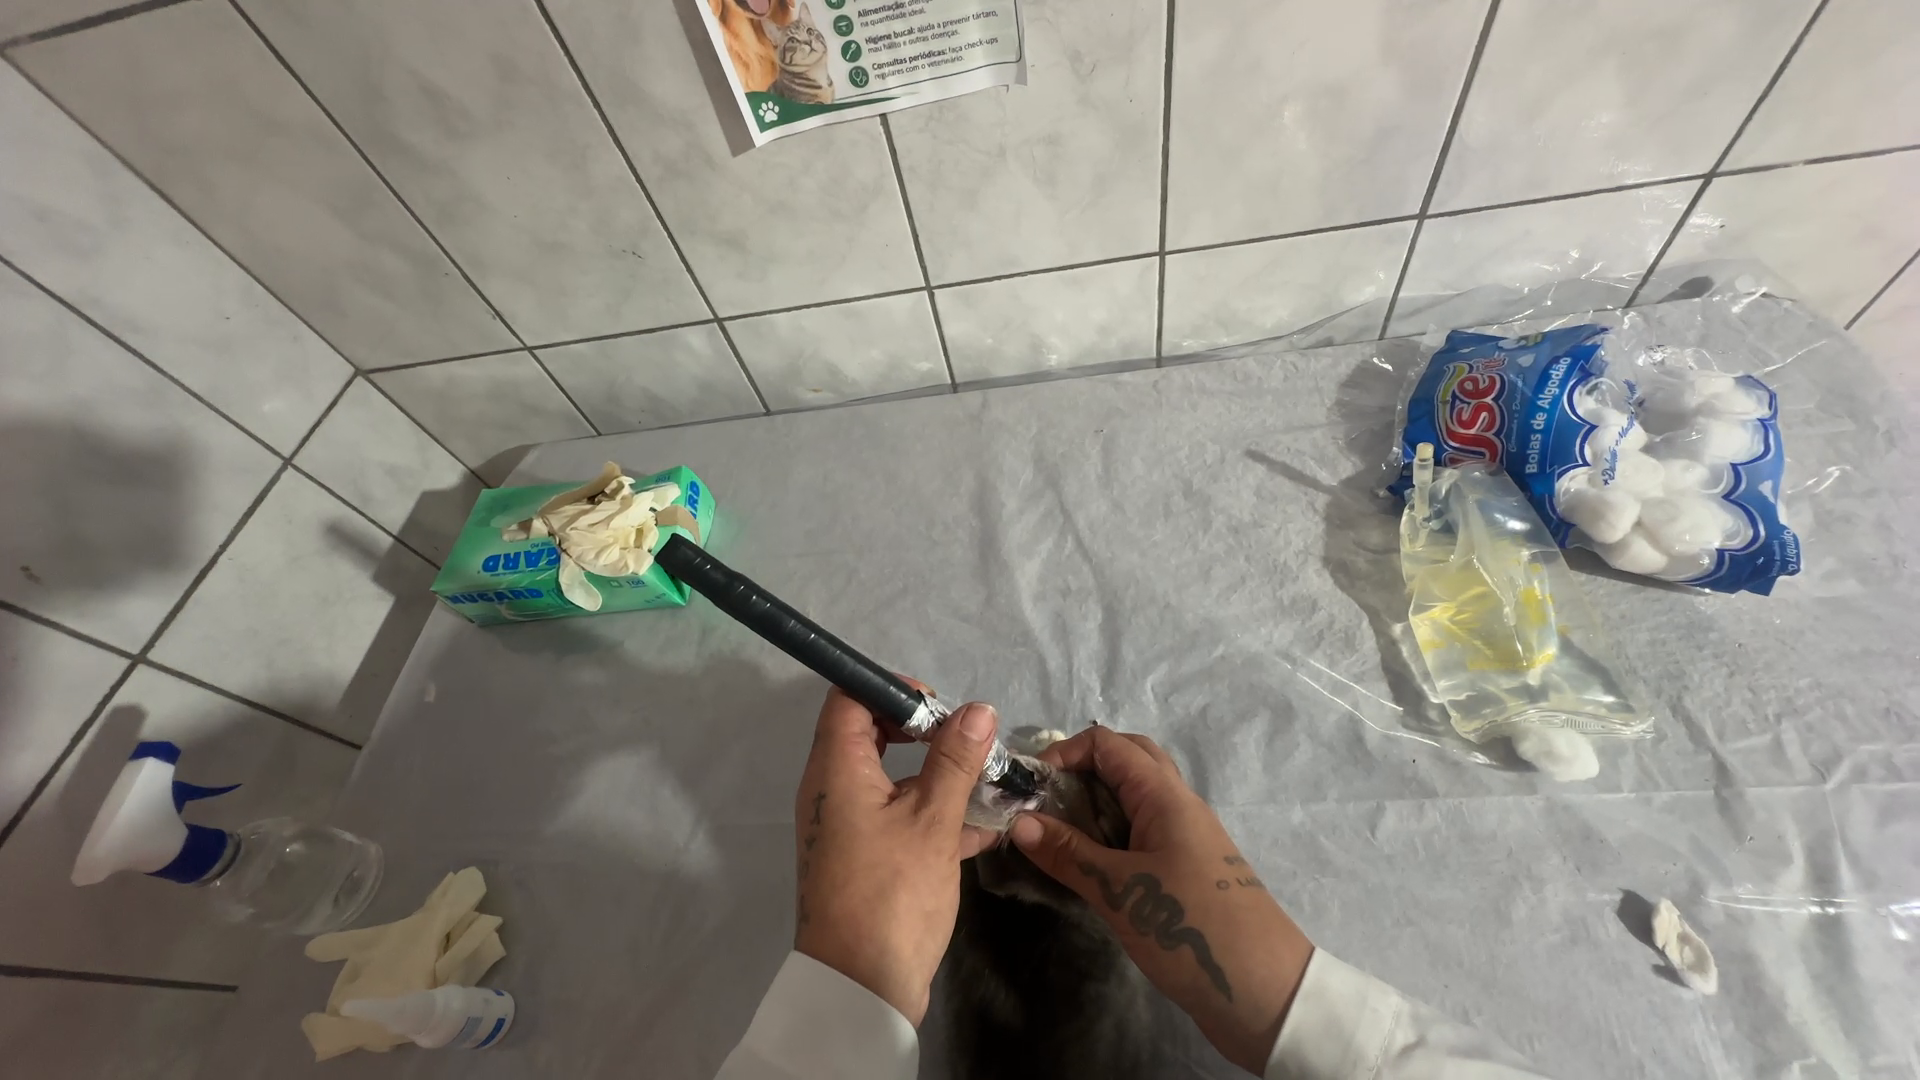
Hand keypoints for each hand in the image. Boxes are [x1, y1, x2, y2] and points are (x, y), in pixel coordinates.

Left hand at [791, 683, 998, 1025]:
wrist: (860, 990)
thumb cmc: (892, 892)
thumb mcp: (932, 820)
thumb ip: (955, 760)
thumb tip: (979, 709)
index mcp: (836, 768)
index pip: (849, 698)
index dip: (891, 689)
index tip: (937, 705)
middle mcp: (832, 788)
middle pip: (869, 732)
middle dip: (920, 729)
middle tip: (961, 738)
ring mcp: (846, 823)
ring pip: (890, 776)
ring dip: (935, 772)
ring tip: (984, 777)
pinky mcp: (863, 853)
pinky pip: (896, 813)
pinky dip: (931, 810)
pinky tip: (982, 826)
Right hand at [1008, 727, 1314, 1074]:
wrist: (1268, 995)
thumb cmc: (1191, 930)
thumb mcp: (1120, 892)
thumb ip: (1069, 853)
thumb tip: (1017, 822)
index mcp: (1164, 795)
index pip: (1107, 744)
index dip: (1064, 753)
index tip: (1031, 785)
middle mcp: (1177, 802)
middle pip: (1126, 757)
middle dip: (1081, 767)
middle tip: (1047, 798)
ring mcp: (1186, 833)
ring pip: (1136, 793)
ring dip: (1097, 798)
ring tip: (1060, 827)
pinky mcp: (1188, 864)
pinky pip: (1144, 825)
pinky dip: (1113, 827)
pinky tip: (1091, 858)